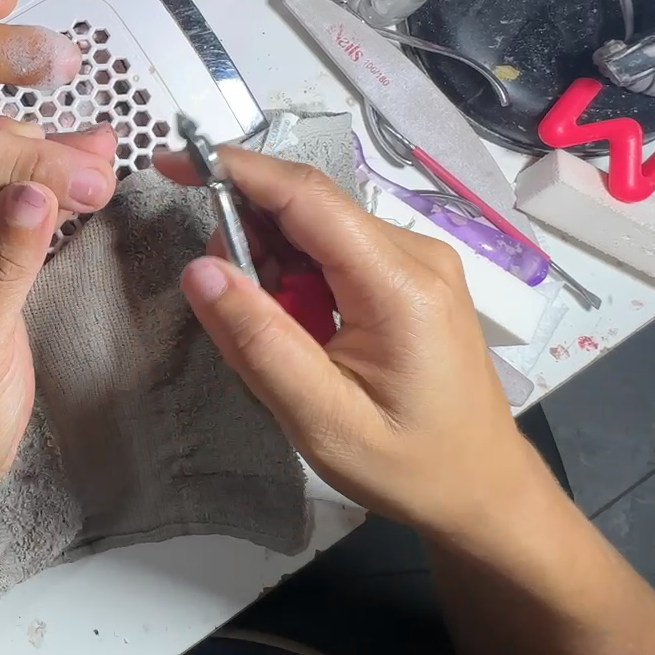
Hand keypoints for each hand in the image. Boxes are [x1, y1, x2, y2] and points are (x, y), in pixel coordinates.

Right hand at [156, 147, 550, 540]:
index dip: (234, 170)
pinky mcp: (403, 271)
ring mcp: (412, 258)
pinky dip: (290, 273)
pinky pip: (325, 246)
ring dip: (268, 259)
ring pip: (309, 224)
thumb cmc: (408, 465)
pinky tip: (298, 323)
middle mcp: (412, 252)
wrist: (484, 492)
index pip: (305, 197)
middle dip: (245, 231)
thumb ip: (258, 342)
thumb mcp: (321, 420)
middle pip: (303, 205)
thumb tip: (198, 269)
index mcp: (398, 284)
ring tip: (275, 326)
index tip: (170, 162)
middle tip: (226, 297)